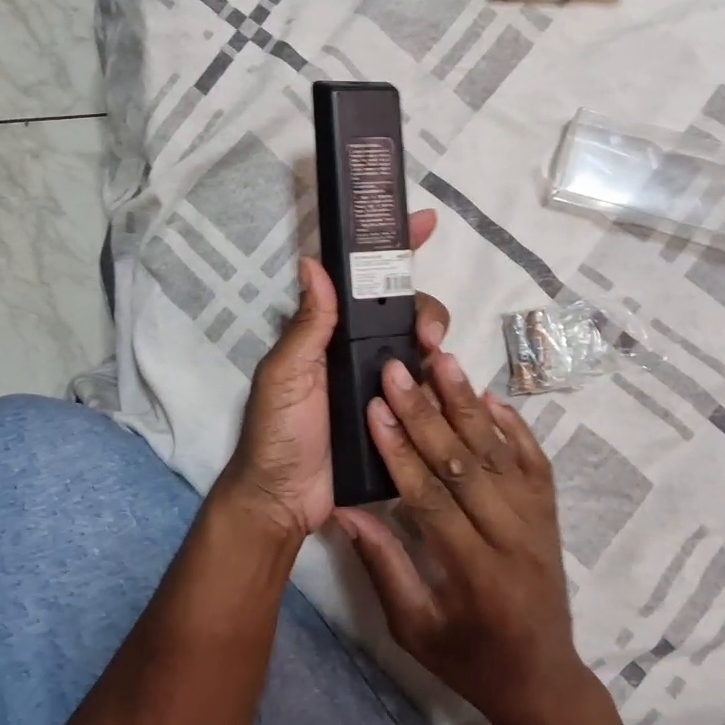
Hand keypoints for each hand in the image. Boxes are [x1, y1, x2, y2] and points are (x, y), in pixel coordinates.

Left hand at [215, 210, 448, 541]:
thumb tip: (313, 263)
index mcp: (329, 334)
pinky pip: (430, 391)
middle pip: (405, 312)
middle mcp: (359, 351)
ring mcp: (383, 385)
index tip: (424, 223)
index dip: (393, 250)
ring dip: (434, 341)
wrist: (286, 501)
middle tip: (427, 332)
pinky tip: (447, 383)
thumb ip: (307, 325)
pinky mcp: (402, 419)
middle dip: (425, 307)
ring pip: (421, 348)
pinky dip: (442, 382)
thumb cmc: (278, 431)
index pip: (363, 283)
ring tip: (433, 354)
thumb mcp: (286, 374)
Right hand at [335, 356, 620, 724]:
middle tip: (397, 370)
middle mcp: (513, 540)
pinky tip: (489, 394)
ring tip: (442, 360)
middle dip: (426, 413)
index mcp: (475, 573)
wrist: (543, 679)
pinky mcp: (551, 513)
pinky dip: (513, 424)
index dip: (400, 452)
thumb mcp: (414, 627)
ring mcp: (538, 522)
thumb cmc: (469, 656)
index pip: (432, 499)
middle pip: (465, 464)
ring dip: (468, 402)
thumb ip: (383, 566)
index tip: (374, 408)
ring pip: (500, 452)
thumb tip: (344, 511)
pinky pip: (535, 459)